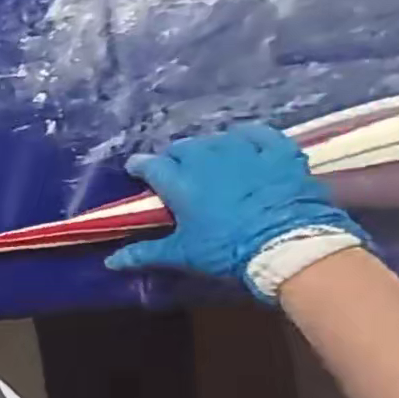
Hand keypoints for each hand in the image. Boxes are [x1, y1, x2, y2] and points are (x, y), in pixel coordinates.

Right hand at [105, 123, 366, 297]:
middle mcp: (208, 161)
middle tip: (172, 168)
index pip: (151, 166)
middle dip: (173, 155)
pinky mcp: (279, 154)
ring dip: (207, 146)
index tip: (135, 169)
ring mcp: (246, 154)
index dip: (140, 166)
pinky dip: (248, 136)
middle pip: (183, 147)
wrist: (288, 244)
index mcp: (180, 184)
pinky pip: (260, 134)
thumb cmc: (225, 249)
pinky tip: (244, 140)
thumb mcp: (181, 254)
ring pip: (218, 138)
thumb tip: (110, 263)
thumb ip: (144, 254)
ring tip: (206, 156)